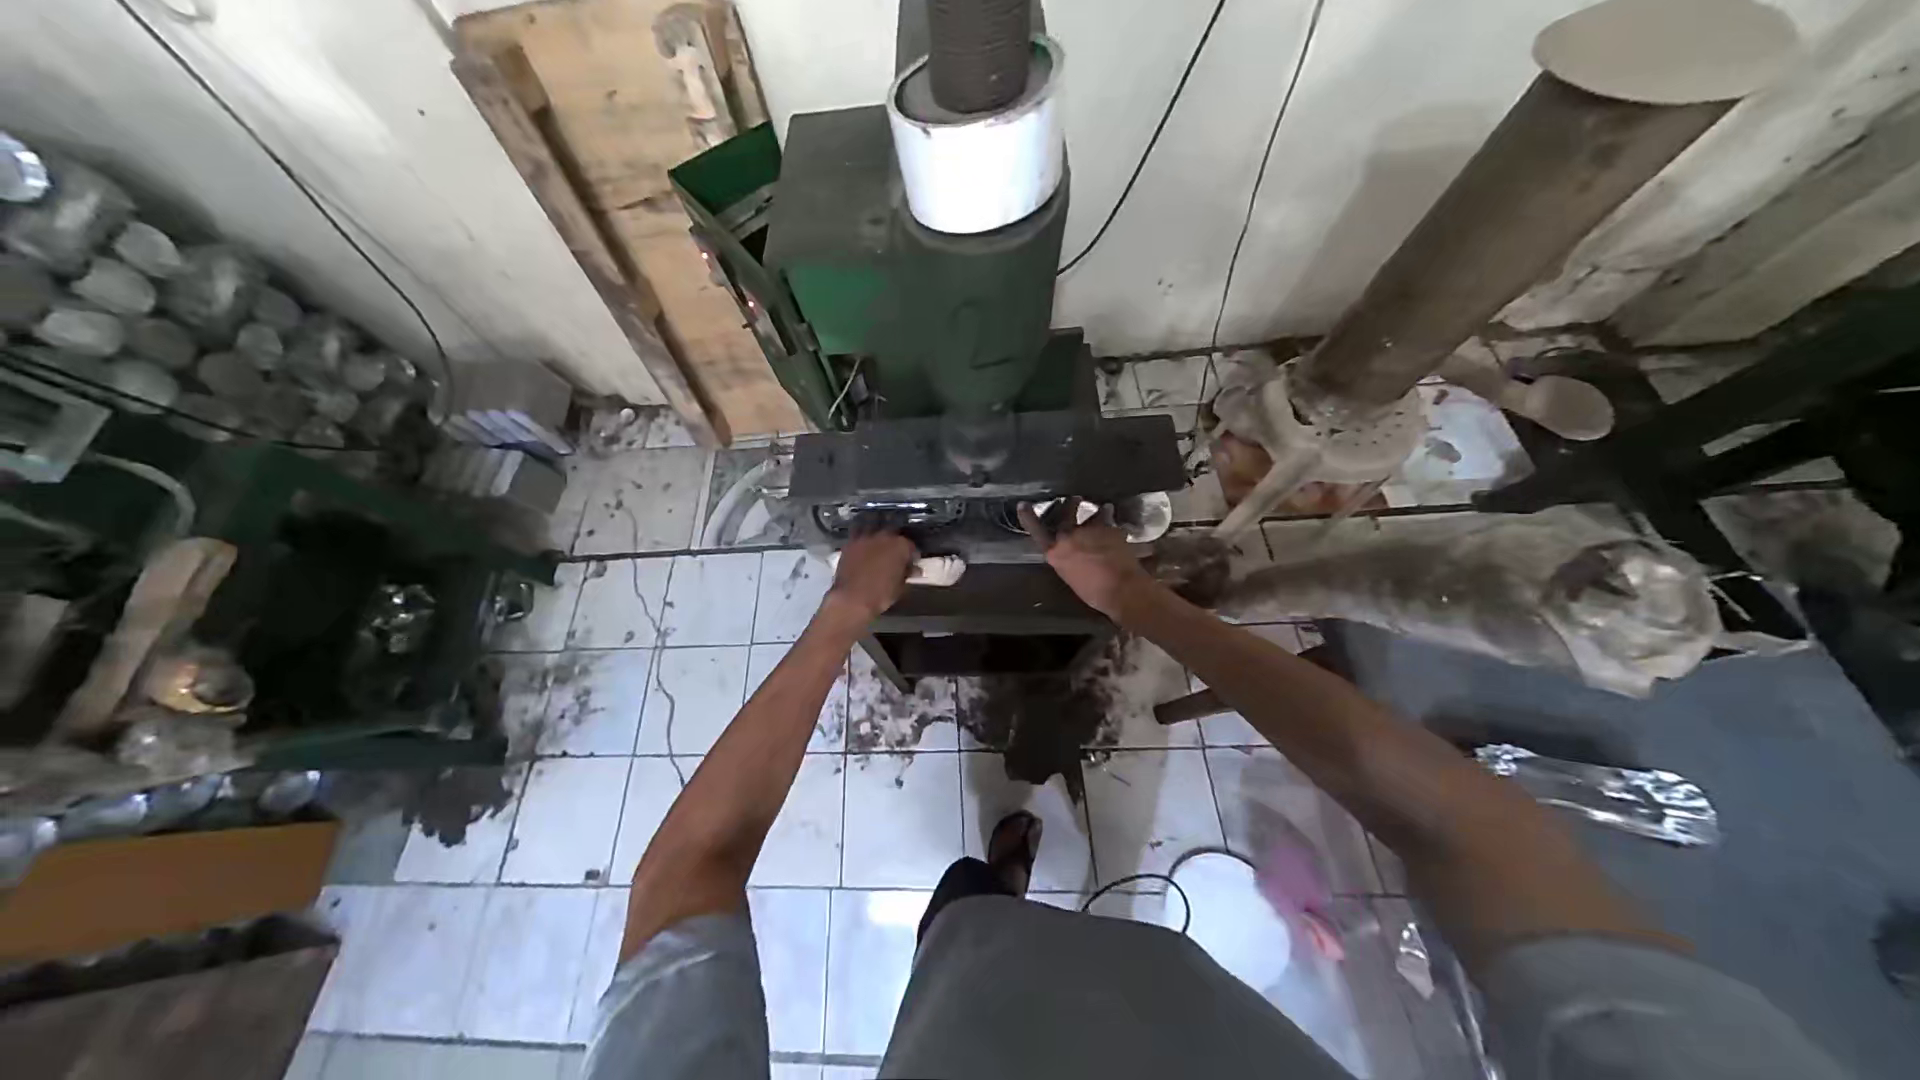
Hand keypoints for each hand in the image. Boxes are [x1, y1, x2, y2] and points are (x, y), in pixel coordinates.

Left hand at [823, 525, 916, 622]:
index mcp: (901, 545)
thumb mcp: (900, 586)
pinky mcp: (850, 543)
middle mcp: (884, 536)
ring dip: (877, 536)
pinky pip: (859, 535)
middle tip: (895, 555)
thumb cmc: (881, 594)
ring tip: (878, 546)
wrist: (852, 598)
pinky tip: (863, 548)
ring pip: (874, 529)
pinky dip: (863, 540)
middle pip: (893, 534)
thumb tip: (914, 569)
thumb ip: (907, 573)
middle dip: (895, 543)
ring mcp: (865, 537)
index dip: (912, 555)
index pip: (911, 546)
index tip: (911, 563)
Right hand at [1018, 497, 1156, 619]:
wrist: (1120, 589)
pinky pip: (1111, 522)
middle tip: (1074, 498)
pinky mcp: (1110, 528)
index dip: (1029, 517)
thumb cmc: (1093, 593)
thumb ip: (1067, 560)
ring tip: (1104, 508)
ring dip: (1098, 511)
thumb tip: (1072, 555)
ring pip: (1092, 514)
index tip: (1023, 505)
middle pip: (1065, 514)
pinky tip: (1119, 525)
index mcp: (1054, 552)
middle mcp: (1068, 537)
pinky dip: (1114, 523)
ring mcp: (1090, 530)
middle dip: (1070, 505)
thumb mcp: (1071, 577)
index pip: (1036, 530)